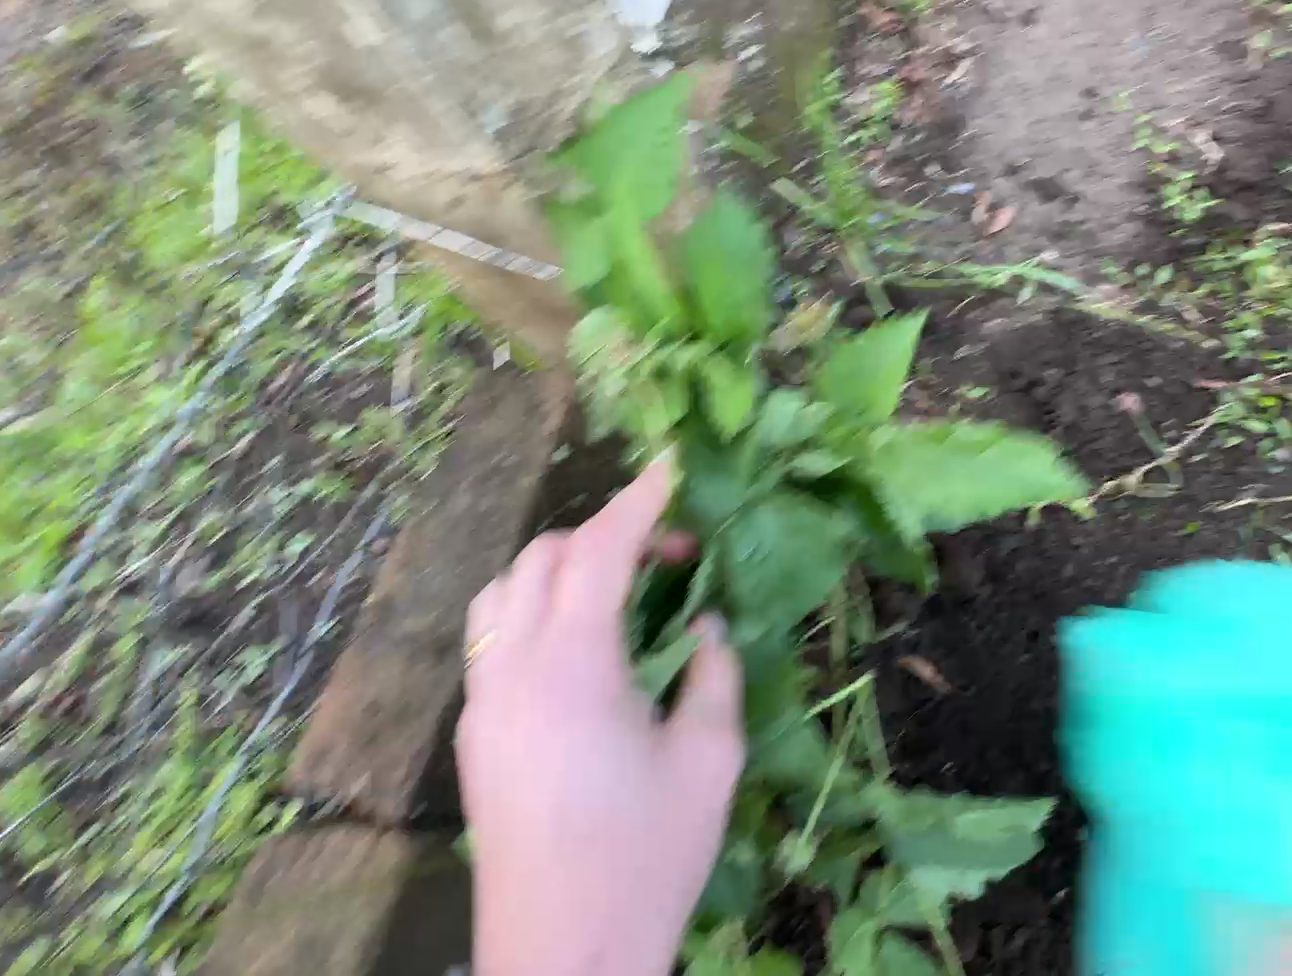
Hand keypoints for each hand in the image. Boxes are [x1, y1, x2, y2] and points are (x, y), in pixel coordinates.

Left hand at [457, 455, 744, 975]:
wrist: (566, 958)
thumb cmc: (650, 855)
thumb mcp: (711, 756)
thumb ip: (714, 673)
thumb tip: (707, 627)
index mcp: (574, 670)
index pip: (598, 552)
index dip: (639, 500)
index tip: (672, 465)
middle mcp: (512, 672)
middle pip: (541, 559)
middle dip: (606, 534)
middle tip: (672, 557)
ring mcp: (483, 705)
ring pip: (503, 593)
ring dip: (562, 568)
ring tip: (622, 589)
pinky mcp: (476, 736)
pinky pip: (495, 637)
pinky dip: (539, 609)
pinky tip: (587, 645)